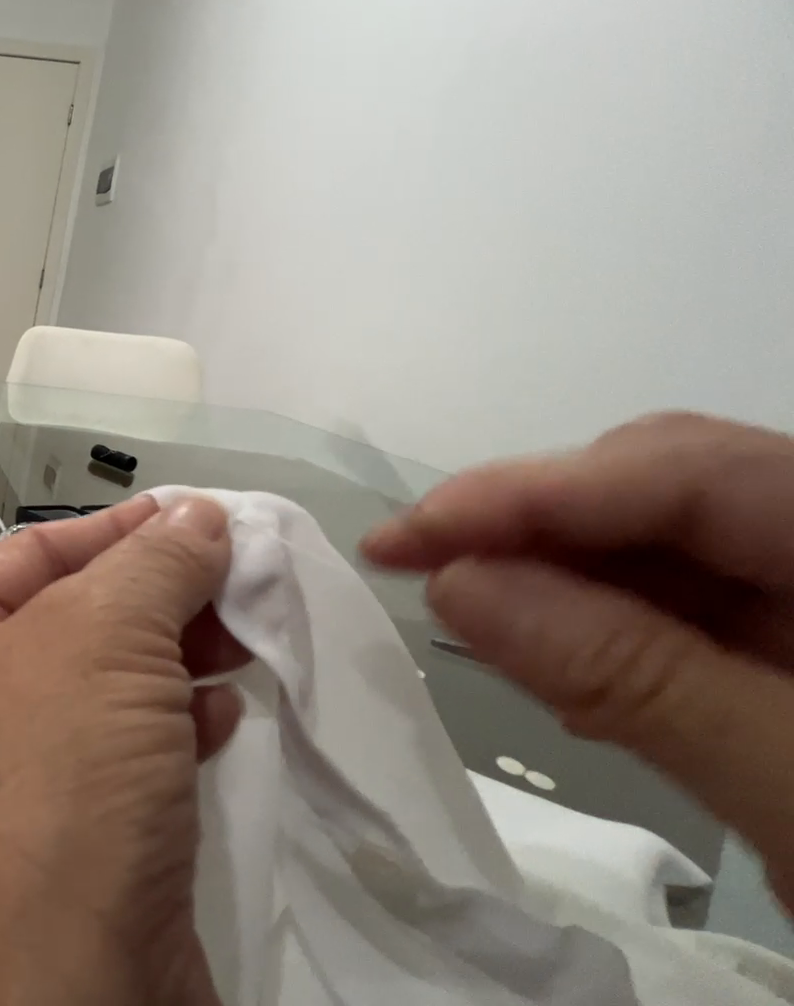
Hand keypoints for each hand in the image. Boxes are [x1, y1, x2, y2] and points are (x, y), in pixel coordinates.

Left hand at [0, 495, 246, 1005]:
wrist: (50, 986)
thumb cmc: (49, 777)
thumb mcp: (96, 638)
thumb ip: (150, 564)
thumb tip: (195, 515)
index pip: (30, 553)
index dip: (116, 528)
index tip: (200, 516)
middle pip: (73, 617)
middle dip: (158, 594)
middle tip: (242, 578)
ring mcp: (16, 771)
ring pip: (107, 685)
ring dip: (176, 656)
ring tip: (245, 636)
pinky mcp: (73, 833)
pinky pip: (127, 752)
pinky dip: (176, 725)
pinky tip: (222, 716)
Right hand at [361, 412, 793, 909]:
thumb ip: (636, 680)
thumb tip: (455, 583)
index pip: (691, 474)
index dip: (531, 492)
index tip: (399, 538)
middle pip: (664, 486)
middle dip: (525, 520)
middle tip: (406, 559)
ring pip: (655, 541)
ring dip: (542, 571)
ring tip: (456, 607)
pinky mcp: (790, 648)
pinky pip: (669, 599)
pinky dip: (585, 620)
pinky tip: (546, 656)